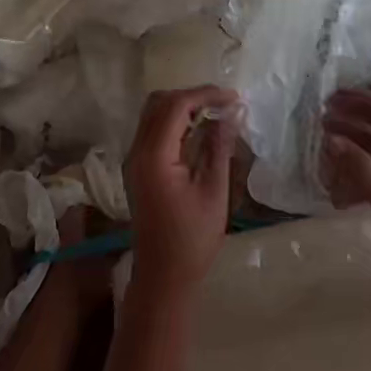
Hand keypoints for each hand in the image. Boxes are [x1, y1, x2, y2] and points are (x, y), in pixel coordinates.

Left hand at [125, 86, 239, 293]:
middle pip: (159, 103)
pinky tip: (203, 129)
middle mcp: (137, 153)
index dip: (206, 94)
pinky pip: (155, 130)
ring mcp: (134, 161)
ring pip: (154, 114)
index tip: (235, 97)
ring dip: (185, 106)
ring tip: (218, 112)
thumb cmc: (193, 237)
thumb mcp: (214, 190)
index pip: (176, 106)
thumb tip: (232, 112)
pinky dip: (178, 120)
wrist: (164, 276)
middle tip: (226, 103)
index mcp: (154, 157)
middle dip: (194, 95)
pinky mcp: (140, 168)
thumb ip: (220, 146)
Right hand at [322, 89, 370, 306]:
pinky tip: (331, 183)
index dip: (365, 101)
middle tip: (321, 115)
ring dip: (348, 143)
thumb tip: (332, 138)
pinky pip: (365, 179)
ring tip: (321, 142)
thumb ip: (363, 168)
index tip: (334, 97)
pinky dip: (348, 174)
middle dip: (353, 117)